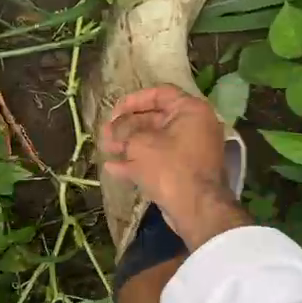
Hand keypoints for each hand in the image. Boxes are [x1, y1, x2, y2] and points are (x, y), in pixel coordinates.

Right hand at [103, 85, 247, 248]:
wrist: (196, 208)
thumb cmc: (170, 167)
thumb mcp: (140, 144)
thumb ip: (123, 131)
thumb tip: (112, 129)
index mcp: (190, 110)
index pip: (160, 94)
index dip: (133, 101)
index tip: (113, 112)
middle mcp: (194, 126)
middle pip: (154, 119)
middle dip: (126, 127)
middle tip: (105, 134)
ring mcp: (190, 150)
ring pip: (154, 142)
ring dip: (128, 145)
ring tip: (106, 149)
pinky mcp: (184, 171)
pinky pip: (158, 161)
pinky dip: (137, 163)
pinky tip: (113, 168)